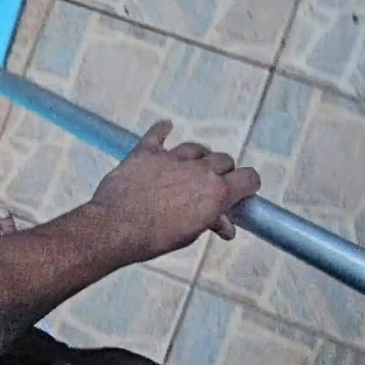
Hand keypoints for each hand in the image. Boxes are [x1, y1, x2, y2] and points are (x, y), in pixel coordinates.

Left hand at [80, 121, 260, 264]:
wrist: (116, 227)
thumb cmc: (154, 238)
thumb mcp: (189, 234)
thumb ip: (209, 222)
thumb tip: (226, 227)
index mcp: (216, 192)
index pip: (248, 178)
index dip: (247, 184)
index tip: (241, 189)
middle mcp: (199, 170)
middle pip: (222, 160)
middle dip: (220, 171)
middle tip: (209, 184)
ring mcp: (172, 158)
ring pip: (196, 148)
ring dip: (197, 156)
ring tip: (190, 167)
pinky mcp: (146, 152)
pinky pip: (157, 133)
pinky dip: (162, 130)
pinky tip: (166, 126)